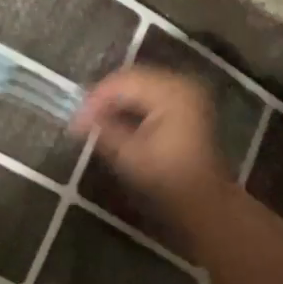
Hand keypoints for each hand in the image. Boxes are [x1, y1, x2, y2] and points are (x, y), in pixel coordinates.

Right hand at [72, 67, 235, 211]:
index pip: (123, 82)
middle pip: (132, 79)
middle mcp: (181, 84)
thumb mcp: (129, 156)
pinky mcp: (186, 105)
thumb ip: (102, 130)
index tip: (75, 118)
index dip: (95, 98)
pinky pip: (151, 95)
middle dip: (104, 97)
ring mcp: (186, 94)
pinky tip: (115, 120)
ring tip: (94, 119)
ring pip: (140, 86)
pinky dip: (131, 106)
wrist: (207, 204)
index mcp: (171, 92)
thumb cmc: (169, 182)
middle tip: (82, 117)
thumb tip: (76, 118)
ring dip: (116, 101)